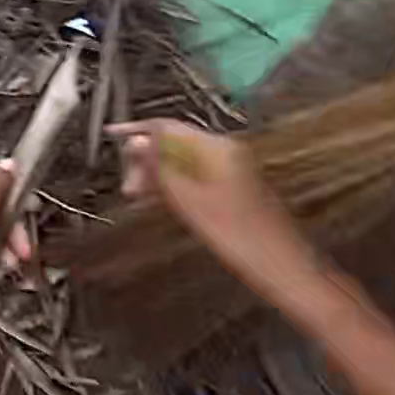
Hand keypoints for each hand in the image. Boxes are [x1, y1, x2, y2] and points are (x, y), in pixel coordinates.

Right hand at [108, 120, 320, 290]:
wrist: (283, 268)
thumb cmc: (235, 234)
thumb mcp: (185, 198)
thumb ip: (157, 166)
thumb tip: (134, 141)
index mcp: (217, 148)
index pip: (167, 126)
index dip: (136, 130)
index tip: (111, 135)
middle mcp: (225, 152)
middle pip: (173, 143)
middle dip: (145, 160)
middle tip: (128, 186)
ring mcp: (230, 168)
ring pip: (180, 161)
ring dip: (155, 174)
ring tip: (137, 197)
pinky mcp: (231, 186)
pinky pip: (192, 174)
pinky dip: (172, 184)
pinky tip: (158, 201)